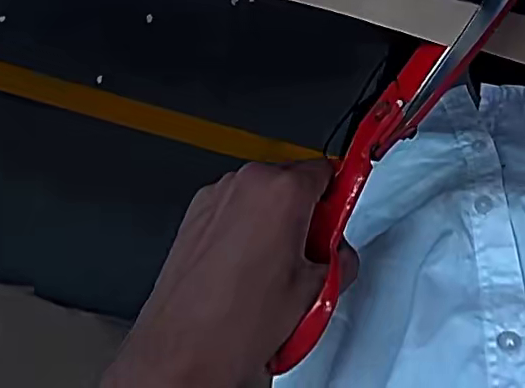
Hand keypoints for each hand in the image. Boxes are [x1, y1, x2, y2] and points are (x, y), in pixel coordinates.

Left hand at [102, 161, 357, 387]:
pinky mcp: (197, 211)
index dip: (340, 192)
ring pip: (262, 195)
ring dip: (272, 221)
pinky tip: (244, 272)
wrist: (180, 355)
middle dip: (306, 213)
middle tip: (310, 253)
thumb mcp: (313, 294)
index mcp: (284, 191)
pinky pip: (233, 207)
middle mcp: (250, 182)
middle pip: (294, 181)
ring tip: (271, 273)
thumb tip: (339, 253)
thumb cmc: (234, 327)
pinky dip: (243, 228)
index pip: (329, 170)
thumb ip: (338, 258)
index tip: (344, 202)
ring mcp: (219, 194)